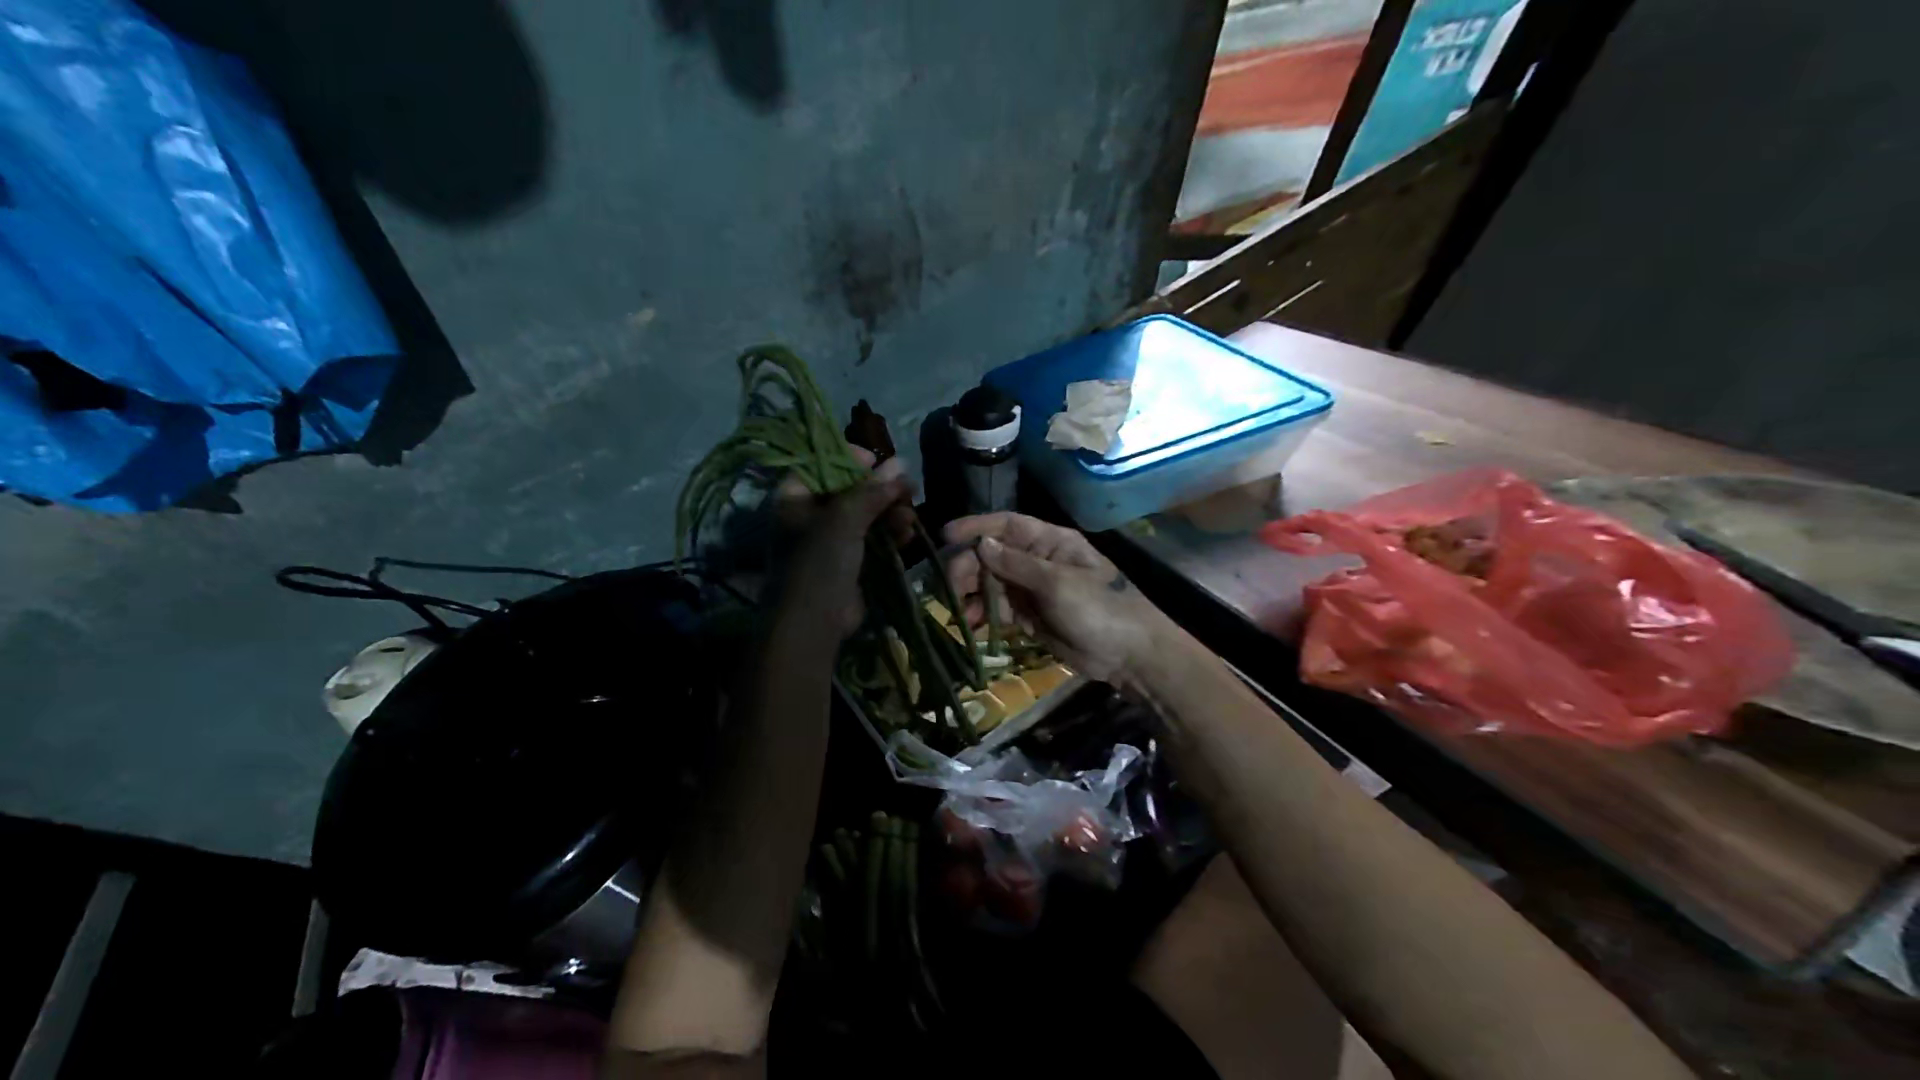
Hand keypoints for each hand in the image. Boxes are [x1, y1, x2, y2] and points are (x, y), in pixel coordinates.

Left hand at [770, 451, 909, 639]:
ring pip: (866, 517)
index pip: (823, 466)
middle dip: (881, 490)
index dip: (851, 460)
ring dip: (890, 513)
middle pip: (850, 491)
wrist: (814, 623)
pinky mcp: (849, 563)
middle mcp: (811, 516)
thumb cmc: (819, 561)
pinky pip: (873, 540)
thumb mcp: (844, 518)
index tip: (880, 461)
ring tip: (910, 516)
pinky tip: (908, 533)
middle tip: (908, 488)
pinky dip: (890, 535)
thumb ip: (873, 491)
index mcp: (796, 499)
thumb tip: (901, 464)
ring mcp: (831, 542)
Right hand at [943, 513, 1174, 683]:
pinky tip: (974, 627)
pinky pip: (1000, 610)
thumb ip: (1017, 564)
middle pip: (993, 556)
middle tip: (950, 589)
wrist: (1129, 655)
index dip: (976, 527)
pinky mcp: (1031, 616)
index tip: (945, 536)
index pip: (1007, 525)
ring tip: (961, 615)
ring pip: (992, 584)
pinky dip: (984, 617)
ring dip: (973, 596)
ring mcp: (1033, 589)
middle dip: (969, 569)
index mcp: (1050, 543)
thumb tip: (982, 543)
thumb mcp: (1058, 583)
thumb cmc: (1099, 609)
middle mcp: (1038, 561)